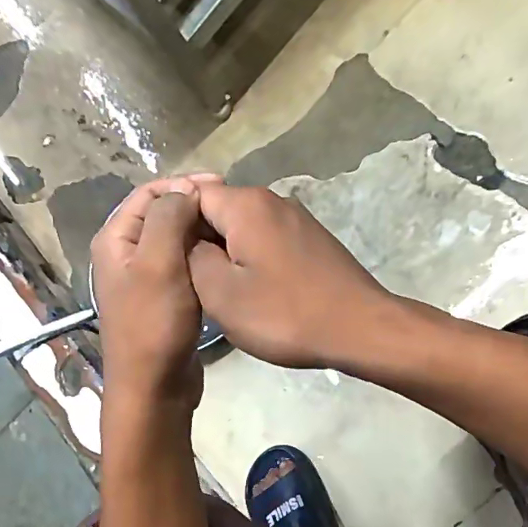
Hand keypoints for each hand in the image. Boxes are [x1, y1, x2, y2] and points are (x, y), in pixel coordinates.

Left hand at [90, 175, 216, 405]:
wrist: (154, 386)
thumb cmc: (154, 324)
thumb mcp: (159, 264)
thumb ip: (169, 219)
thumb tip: (187, 191)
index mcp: (116, 239)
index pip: (148, 194)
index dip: (183, 184)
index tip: (221, 186)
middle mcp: (126, 254)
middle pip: (161, 215)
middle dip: (195, 206)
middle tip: (232, 208)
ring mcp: (145, 279)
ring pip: (175, 241)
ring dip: (201, 232)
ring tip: (233, 230)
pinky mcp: (164, 300)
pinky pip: (183, 266)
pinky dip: (203, 257)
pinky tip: (224, 260)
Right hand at [186, 183, 405, 369]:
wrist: (361, 329)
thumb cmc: (286, 315)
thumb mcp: (221, 294)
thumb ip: (191, 258)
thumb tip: (188, 241)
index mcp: (246, 205)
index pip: (188, 197)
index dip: (171, 228)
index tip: (166, 262)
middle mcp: (273, 200)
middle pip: (219, 211)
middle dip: (201, 243)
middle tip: (191, 284)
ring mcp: (299, 220)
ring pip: (246, 229)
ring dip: (230, 255)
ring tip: (224, 293)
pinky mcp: (315, 242)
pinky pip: (271, 242)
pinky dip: (256, 261)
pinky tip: (258, 292)